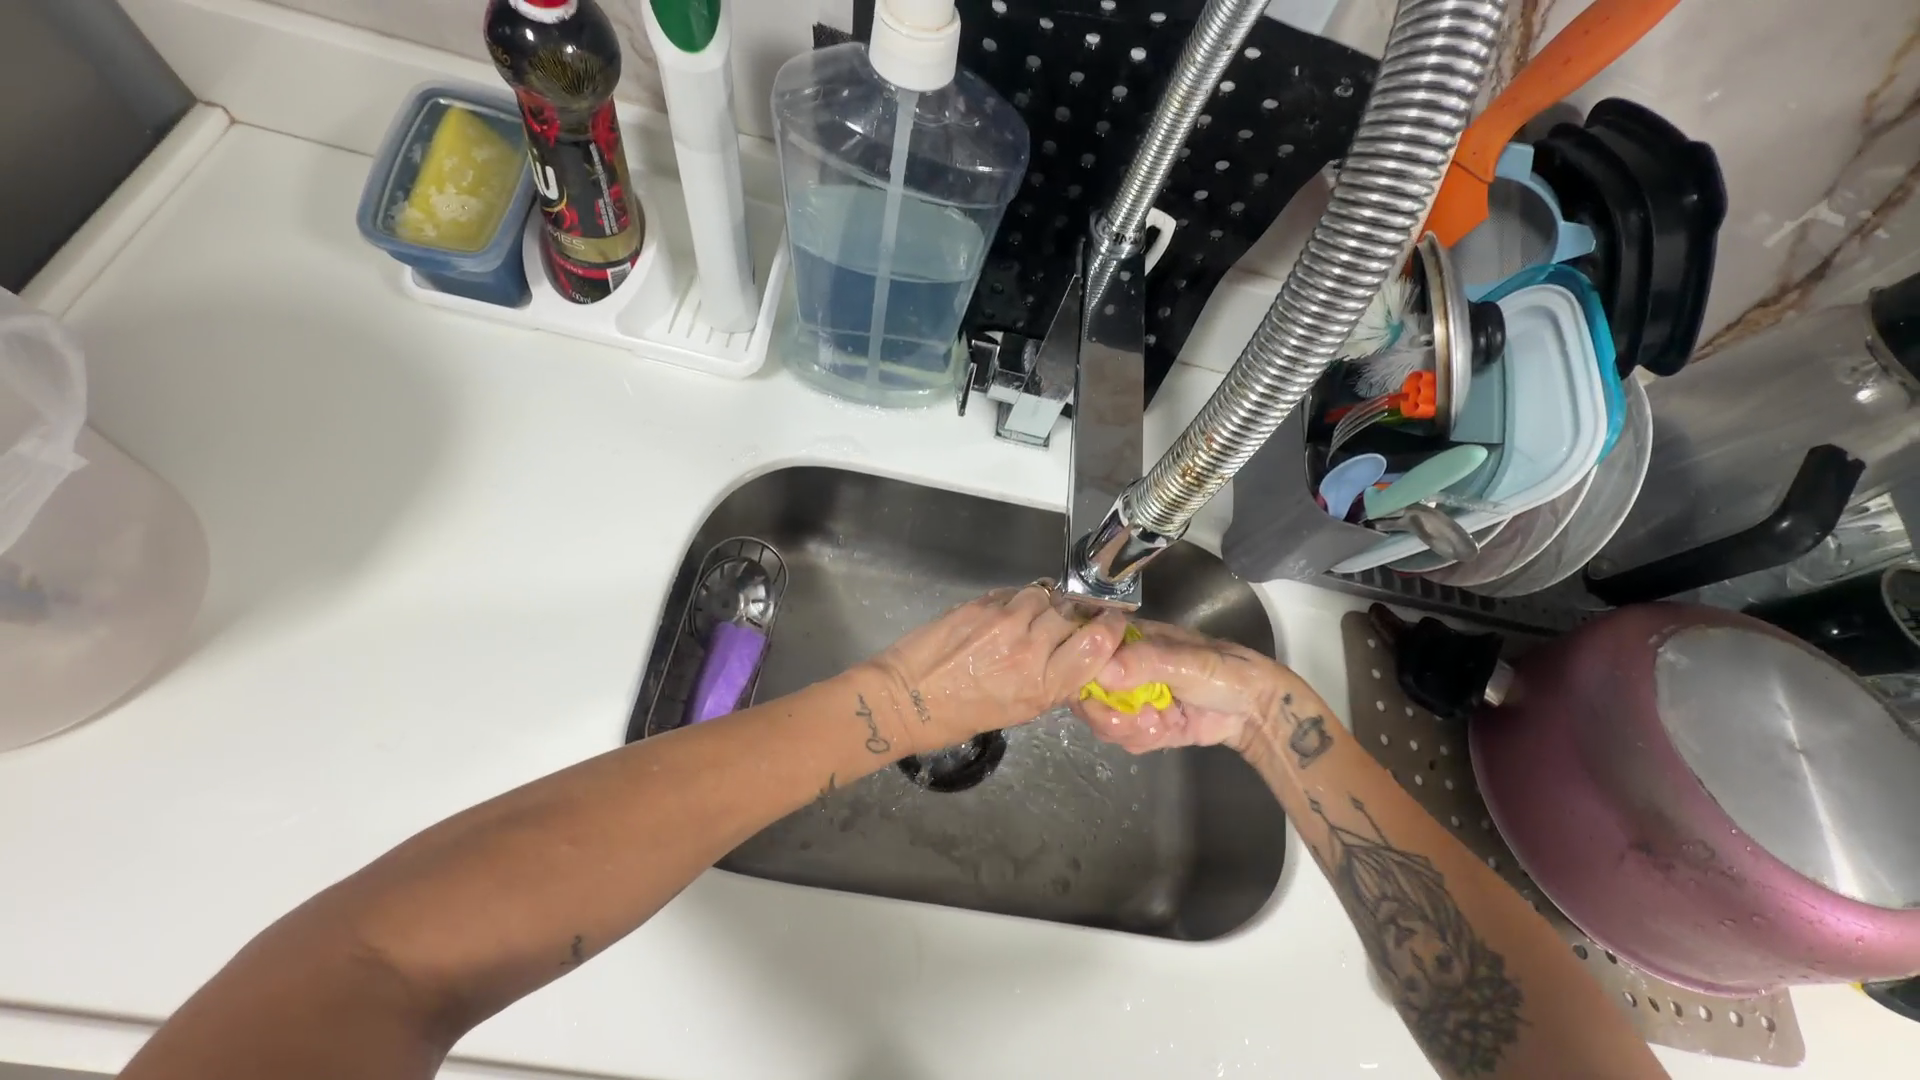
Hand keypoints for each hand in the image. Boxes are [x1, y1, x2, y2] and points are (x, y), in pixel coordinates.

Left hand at [863, 585, 1128, 756]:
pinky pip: (1013, 593)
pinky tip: (1005, 614)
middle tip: (1068, 619)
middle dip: (1075, 614)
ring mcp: (1003, 624)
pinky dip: (1015, 601)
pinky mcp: (980, 605)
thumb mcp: (1018, 713)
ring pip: (1043, 596)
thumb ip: (1051, 682)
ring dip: (1043, 604)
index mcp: (1042, 687)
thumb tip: (1075, 655)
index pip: (1096, 645)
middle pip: (1072, 614)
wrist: (906, 699)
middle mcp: (1029, 651)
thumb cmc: (960, 715)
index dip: (1108, 629)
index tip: (1109, 623)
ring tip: (1031, 616)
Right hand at [1074, 620, 1283, 755]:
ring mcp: (1129, 698)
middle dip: (1108, 712)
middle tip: (1141, 717)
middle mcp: (1120, 667)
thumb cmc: (1226, 671)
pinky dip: (1141, 740)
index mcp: (1126, 640)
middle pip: (1084, 692)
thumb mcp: (1188, 661)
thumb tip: (1103, 672)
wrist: (1255, 710)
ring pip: (1100, 719)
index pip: (1084, 652)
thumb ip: (1145, 662)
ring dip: (1128, 728)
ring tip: (1160, 723)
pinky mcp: (1140, 725)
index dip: (1083, 673)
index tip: (1104, 689)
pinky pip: (1121, 738)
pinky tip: (1165, 731)